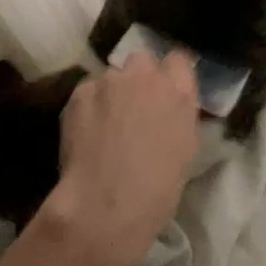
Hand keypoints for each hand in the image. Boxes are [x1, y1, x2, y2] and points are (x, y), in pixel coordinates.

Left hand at [38, 50, 199, 265]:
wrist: (104, 206)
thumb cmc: (156, 190)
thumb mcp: (185, 150)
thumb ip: (179, 116)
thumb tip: (171, 108)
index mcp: (177, 90)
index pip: (179, 60)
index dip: (171, 74)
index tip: (166, 91)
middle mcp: (145, 74)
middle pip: (143, 61)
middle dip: (140, 78)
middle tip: (135, 107)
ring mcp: (110, 79)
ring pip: (112, 76)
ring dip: (113, 92)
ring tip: (105, 124)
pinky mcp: (80, 91)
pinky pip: (89, 90)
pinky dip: (89, 105)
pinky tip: (86, 131)